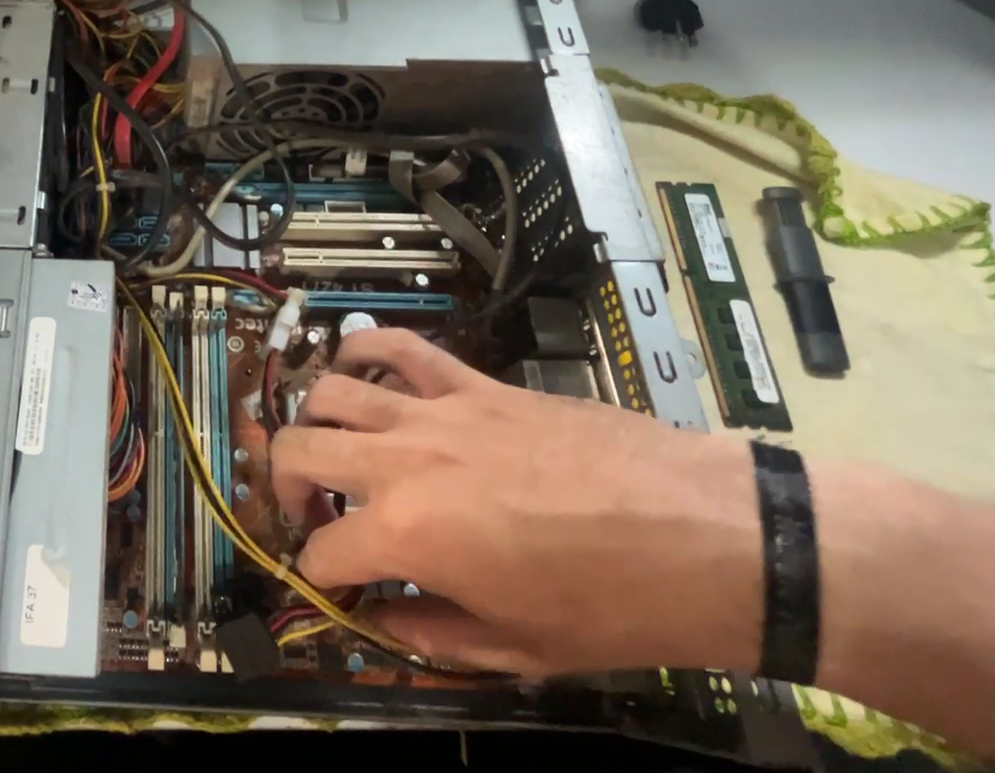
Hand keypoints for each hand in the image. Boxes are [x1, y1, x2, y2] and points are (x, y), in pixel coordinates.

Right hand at [270, 328, 762, 676]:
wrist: (709, 536)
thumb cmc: (614, 606)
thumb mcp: (514, 647)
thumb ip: (427, 633)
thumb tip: (383, 617)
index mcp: (406, 534)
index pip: (322, 554)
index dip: (319, 578)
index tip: (338, 590)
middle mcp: (401, 462)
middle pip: (297, 453)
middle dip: (285, 489)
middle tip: (312, 515)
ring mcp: (434, 413)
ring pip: (328, 390)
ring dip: (311, 421)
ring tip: (331, 447)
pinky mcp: (472, 384)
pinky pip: (399, 347)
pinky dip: (363, 350)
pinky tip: (357, 367)